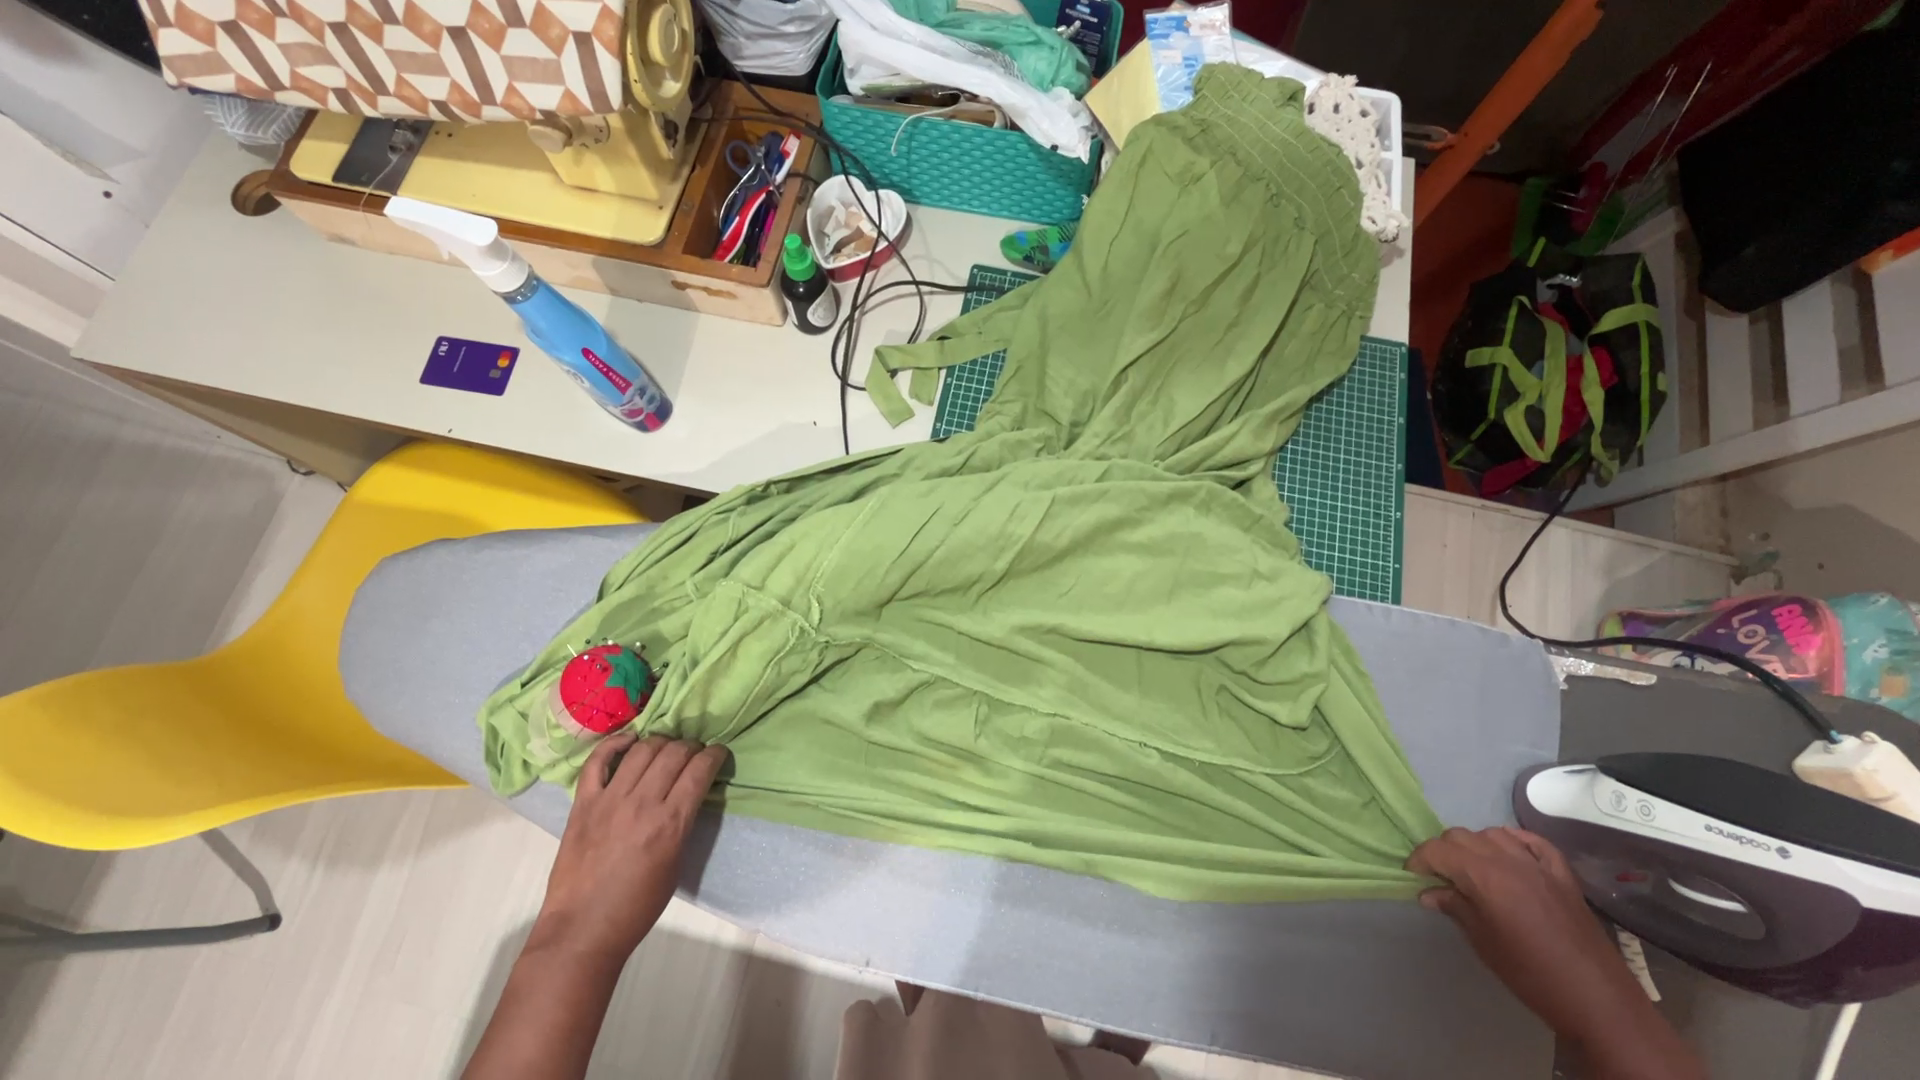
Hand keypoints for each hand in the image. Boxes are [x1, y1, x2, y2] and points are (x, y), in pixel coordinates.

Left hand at [534, 734, 728, 959]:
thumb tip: (690, 794)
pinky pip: (597, 761)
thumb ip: (683, 823)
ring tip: (666, 748)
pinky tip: (630, 740)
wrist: (583, 928)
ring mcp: (609, 799)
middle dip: (691, 746)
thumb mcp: (676, 864)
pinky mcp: (584, 802)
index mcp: (670, 823)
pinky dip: (615, 743)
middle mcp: (642, 803)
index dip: (714, 755)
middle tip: (694, 753)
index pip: (699, 770)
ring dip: (661, 742)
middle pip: (673, 753)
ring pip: (642, 749)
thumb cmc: (637, 906)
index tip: (718, 754)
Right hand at [1407, 827, 1704, 1079]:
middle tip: (1438, 877)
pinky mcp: (1563, 875)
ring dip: (1476, 845)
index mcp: (1485, 876)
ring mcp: (1540, 865)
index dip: (1420, 859)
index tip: (1413, 876)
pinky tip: (1508, 853)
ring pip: (1494, 834)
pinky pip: (1533, 842)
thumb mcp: (1482, 942)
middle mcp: (1510, 860)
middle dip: (1443, 851)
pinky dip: (1514, 841)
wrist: (1596, 998)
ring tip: (1472, 869)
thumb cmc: (1529, 973)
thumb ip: (1455, 907)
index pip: (1439, 849)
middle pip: (1463, 836)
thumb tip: (1430, 892)